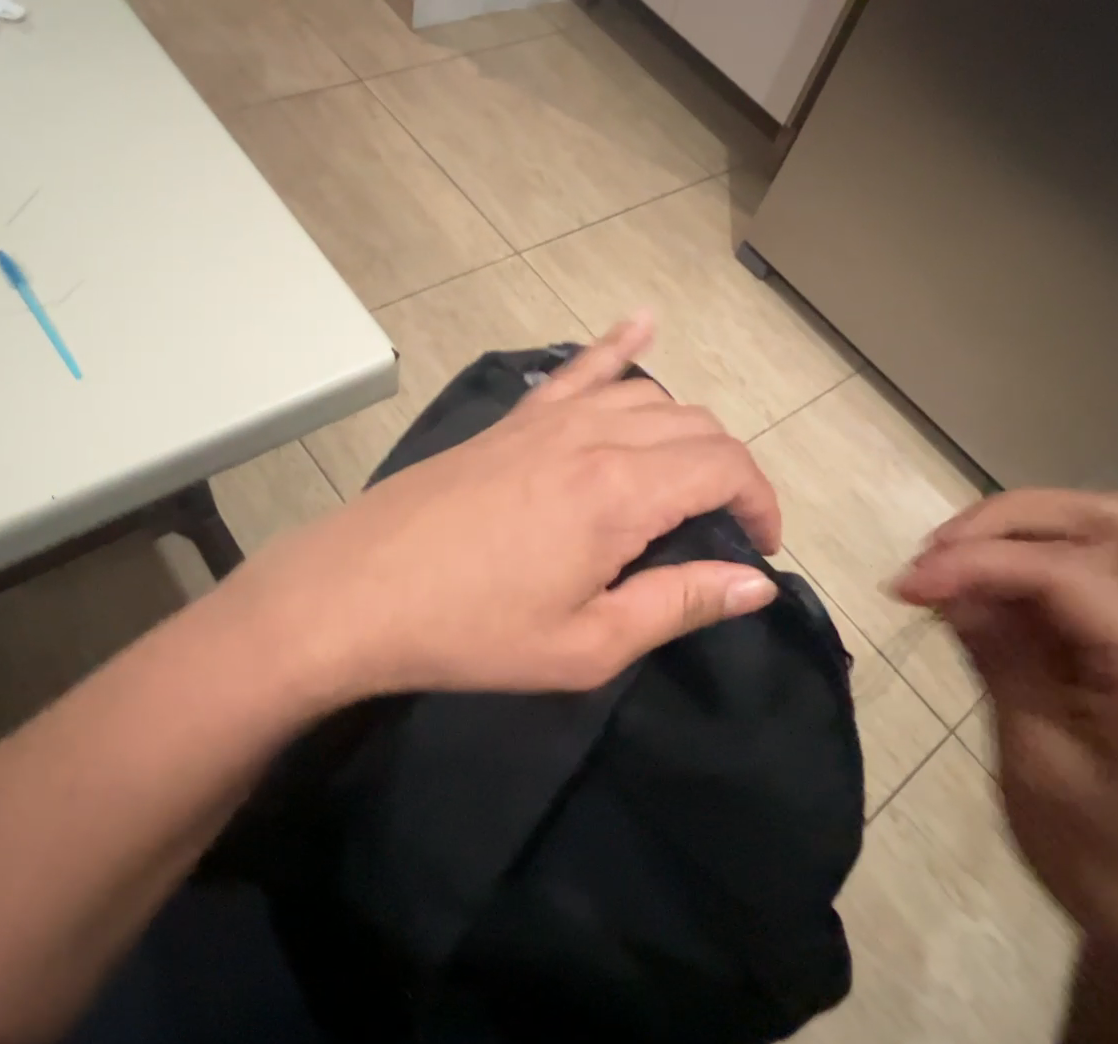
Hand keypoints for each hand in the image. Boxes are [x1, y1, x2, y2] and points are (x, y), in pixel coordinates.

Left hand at [214, 313, 781, 701]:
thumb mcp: (587, 645)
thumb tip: (756, 582)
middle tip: (724, 530)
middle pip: (696, 425)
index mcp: (621, 491)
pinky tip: (644, 324)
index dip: (762, 502)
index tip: (762, 548)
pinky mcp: (511, 422)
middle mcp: (593, 435)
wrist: (355, 595)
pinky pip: (578, 370)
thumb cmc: (472, 634)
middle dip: (730, 472)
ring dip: (687, 431)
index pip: (726, 467)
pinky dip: (619, 347)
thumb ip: (679, 604)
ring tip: (689, 480)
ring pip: (648, 396)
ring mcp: (547, 419)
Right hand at [892, 491, 1117, 951]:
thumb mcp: (1035, 761)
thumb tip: (947, 587)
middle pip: (1109, 522)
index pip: (1070, 573)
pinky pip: (1097, 580)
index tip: (903, 585)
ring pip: (1107, 537)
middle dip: (1010, 520)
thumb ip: (999, 660)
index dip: (978, 562)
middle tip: (934, 554)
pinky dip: (1034, 571)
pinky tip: (983, 600)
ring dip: (1022, 536)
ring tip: (949, 568)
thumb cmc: (1102, 859)